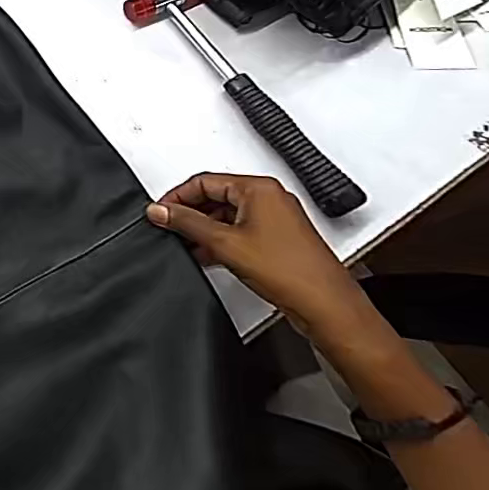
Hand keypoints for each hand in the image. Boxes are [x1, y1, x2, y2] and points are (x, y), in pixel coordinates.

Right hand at [146, 173, 368, 339]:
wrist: (327, 308)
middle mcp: (269, 197)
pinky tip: (208, 255)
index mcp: (259, 188)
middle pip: (217, 196)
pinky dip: (222, 240)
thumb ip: (188, 223)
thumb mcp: (225, 243)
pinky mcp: (278, 240)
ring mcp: (276, 219)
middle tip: (170, 225)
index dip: (178, 196)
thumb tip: (162, 210)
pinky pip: (240, 230)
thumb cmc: (292, 272)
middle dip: (191, 213)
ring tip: (186, 243)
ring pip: (228, 215)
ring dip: (205, 229)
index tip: (161, 210)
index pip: (205, 181)